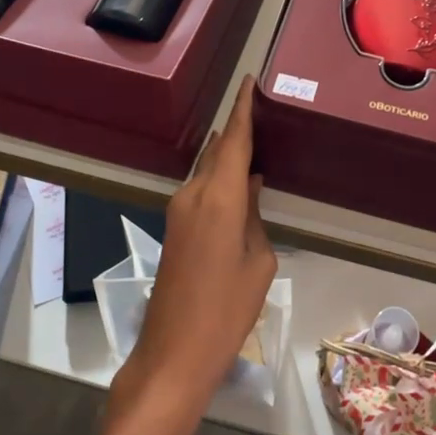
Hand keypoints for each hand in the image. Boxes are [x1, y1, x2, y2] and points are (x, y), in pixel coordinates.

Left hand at [116, 78, 277, 412]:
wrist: (174, 353)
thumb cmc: (227, 310)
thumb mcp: (258, 262)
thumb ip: (254, 217)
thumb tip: (249, 187)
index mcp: (218, 197)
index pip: (233, 140)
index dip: (242, 109)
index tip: (250, 81)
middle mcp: (193, 194)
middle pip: (217, 149)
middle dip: (236, 128)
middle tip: (261, 110)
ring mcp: (178, 211)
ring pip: (206, 168)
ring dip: (226, 152)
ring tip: (253, 139)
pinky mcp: (174, 228)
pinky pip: (200, 188)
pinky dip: (218, 175)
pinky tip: (236, 180)